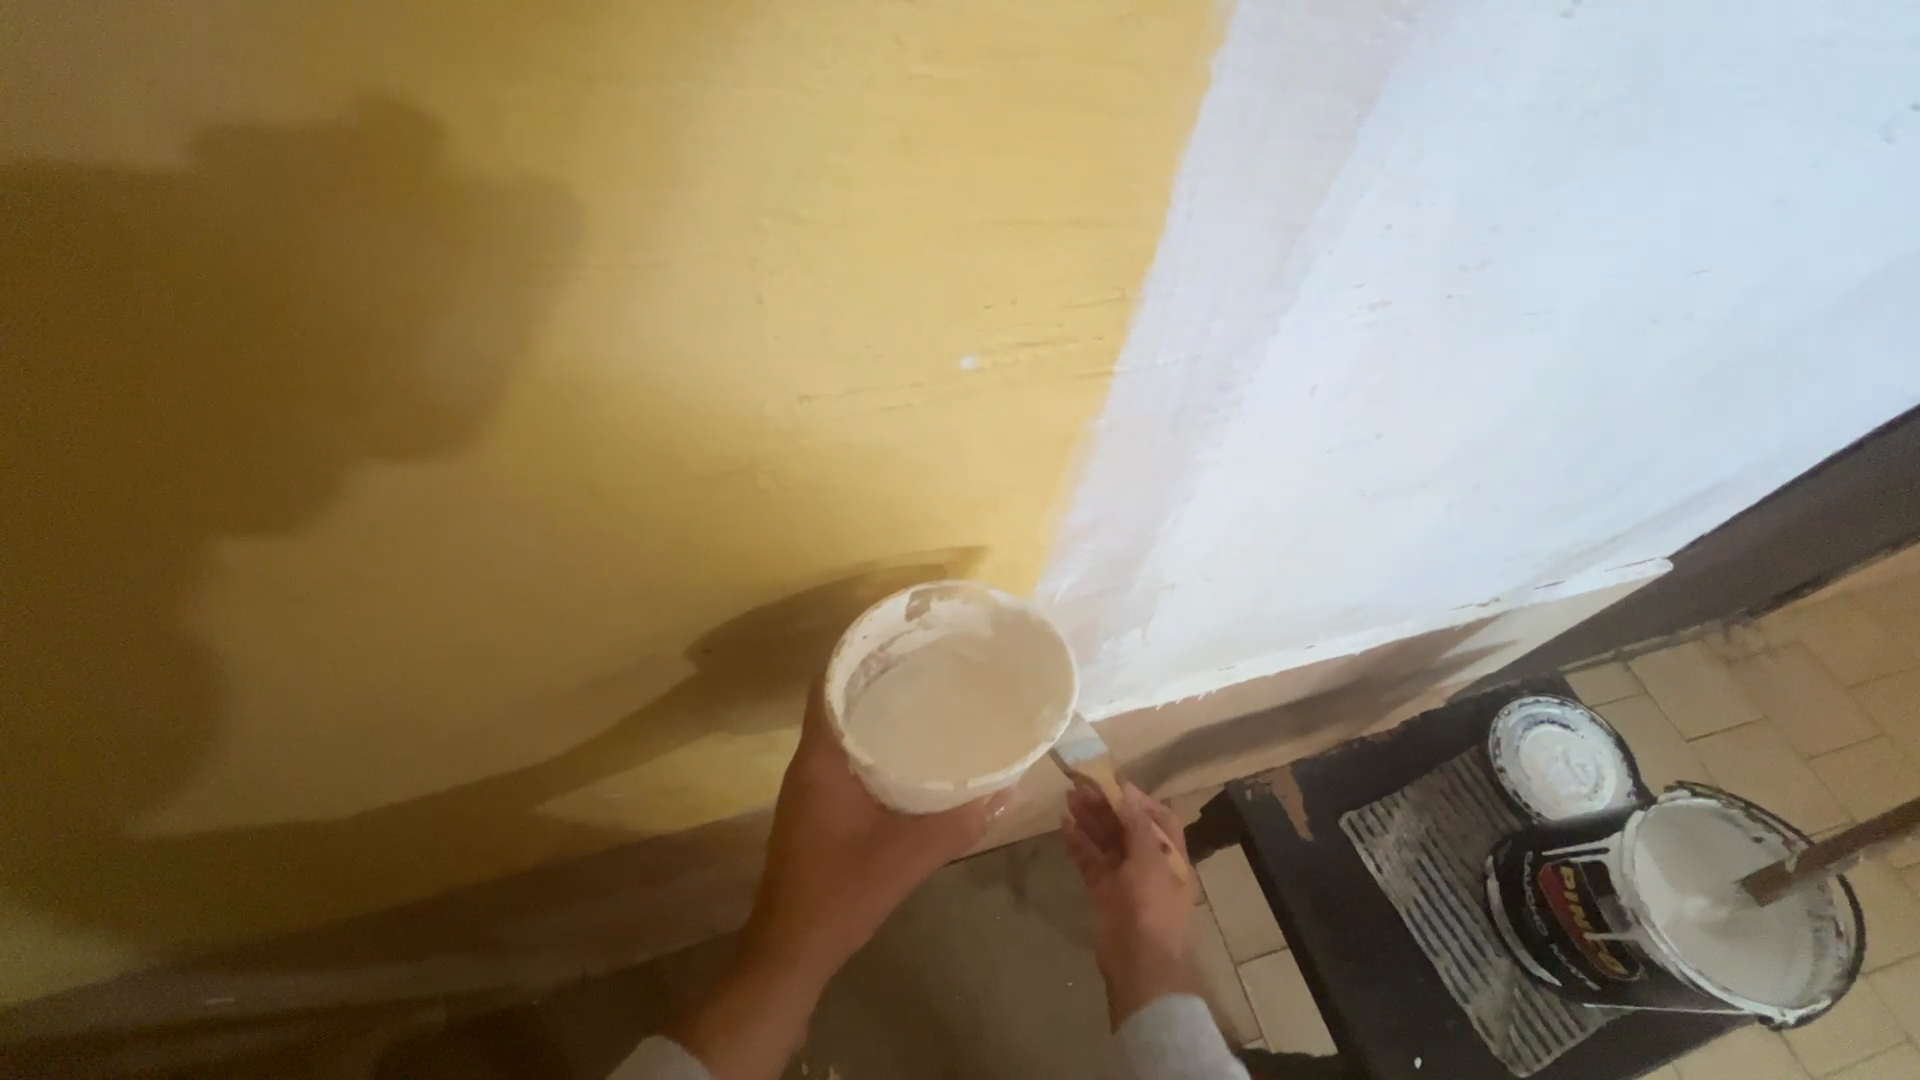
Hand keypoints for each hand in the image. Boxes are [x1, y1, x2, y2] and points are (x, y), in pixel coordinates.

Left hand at [742, 678, 1007, 976]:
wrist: (792, 949)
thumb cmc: (840, 893)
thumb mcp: (908, 855)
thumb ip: (960, 821)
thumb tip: (1010, 786)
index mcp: (821, 760)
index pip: (829, 683)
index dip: (857, 650)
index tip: (898, 631)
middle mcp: (810, 762)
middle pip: (837, 698)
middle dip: (875, 673)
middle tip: (925, 657)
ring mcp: (810, 785)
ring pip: (841, 726)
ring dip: (873, 706)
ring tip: (923, 690)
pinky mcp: (818, 805)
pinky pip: (845, 753)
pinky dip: (872, 738)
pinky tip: (908, 748)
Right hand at [1062, 780, 1197, 1026]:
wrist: (1139, 963)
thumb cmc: (1153, 907)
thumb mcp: (1150, 859)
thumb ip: (1137, 823)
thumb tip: (1127, 790)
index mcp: (1169, 855)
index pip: (1157, 817)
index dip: (1136, 798)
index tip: (1112, 782)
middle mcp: (1148, 863)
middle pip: (1126, 826)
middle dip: (1106, 805)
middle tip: (1080, 783)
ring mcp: (1124, 878)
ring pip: (1106, 841)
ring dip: (1089, 819)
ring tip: (1068, 796)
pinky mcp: (1102, 891)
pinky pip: (1089, 861)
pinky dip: (1077, 843)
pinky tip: (1063, 825)